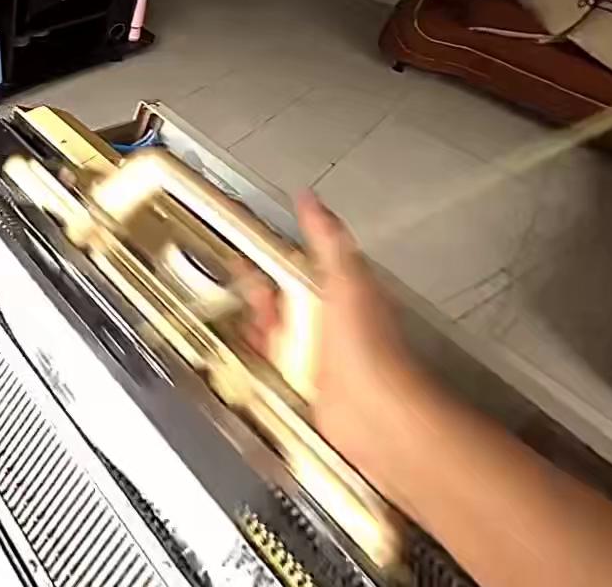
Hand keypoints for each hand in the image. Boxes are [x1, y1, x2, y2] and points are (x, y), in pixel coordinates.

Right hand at [248, 190, 426, 474]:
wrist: (373, 413)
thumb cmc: (368, 345)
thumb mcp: (343, 276)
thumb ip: (325, 235)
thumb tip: (310, 198)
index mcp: (338, 285)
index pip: (299, 257)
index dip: (272, 250)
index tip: (247, 243)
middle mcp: (328, 315)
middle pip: (281, 293)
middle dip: (257, 289)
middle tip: (239, 284)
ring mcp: (316, 348)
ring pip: (275, 327)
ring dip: (256, 323)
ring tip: (238, 317)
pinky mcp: (305, 380)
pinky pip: (273, 360)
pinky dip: (258, 354)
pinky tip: (249, 350)